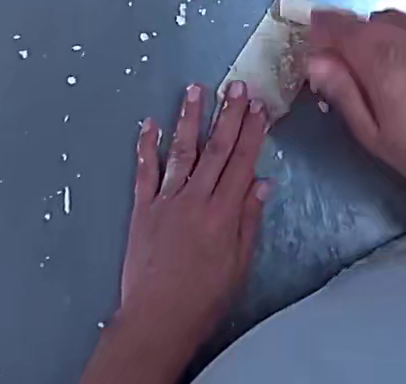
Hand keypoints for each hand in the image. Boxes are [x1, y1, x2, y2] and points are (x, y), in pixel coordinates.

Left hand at [114, 82, 271, 348]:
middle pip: (214, 149)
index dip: (251, 133)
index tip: (259, 107)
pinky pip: (145, 171)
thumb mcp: (238, 265)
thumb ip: (249, 220)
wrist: (156, 320)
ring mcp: (166, 199)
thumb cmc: (204, 297)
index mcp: (222, 213)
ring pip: (181, 150)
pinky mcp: (142, 206)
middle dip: (227, 114)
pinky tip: (150, 122)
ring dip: (190, 118)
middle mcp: (195, 198)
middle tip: (235, 85)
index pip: (241, 163)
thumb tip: (262, 181)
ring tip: (196, 88)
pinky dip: (147, 145)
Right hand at [304, 9, 405, 190]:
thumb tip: (314, 60)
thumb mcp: (368, 131)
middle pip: (357, 22)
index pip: (342, 31)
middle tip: (322, 45)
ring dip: (357, 25)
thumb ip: (341, 92)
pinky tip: (378, 35)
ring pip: (376, 18)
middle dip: (335, 27)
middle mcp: (399, 46)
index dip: (321, 28)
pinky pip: (400, 18)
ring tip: (348, 44)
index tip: (307, 34)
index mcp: (381, 67)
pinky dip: (382, 20)